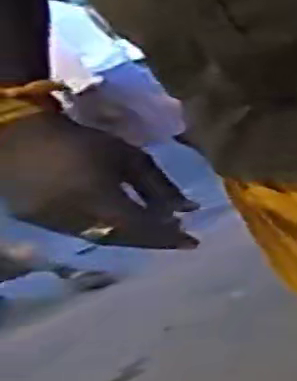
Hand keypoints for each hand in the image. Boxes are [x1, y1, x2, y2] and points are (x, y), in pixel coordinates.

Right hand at [0, 111, 196, 248]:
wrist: (18, 138)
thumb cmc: (86, 144)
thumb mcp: (134, 160)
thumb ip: (161, 187)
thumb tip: (190, 209)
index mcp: (96, 197)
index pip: (138, 226)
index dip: (167, 237)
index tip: (194, 242)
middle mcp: (68, 214)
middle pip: (118, 236)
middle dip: (153, 240)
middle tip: (182, 239)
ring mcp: (45, 220)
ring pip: (97, 238)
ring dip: (132, 238)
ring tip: (163, 232)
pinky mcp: (32, 219)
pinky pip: (78, 233)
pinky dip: (108, 232)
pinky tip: (129, 227)